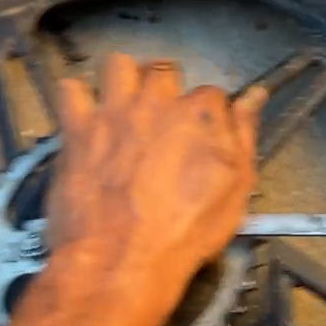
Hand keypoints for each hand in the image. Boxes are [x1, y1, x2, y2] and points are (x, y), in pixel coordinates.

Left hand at [45, 54, 266, 312]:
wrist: (122, 261)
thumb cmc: (187, 231)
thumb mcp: (237, 188)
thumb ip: (244, 133)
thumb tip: (255, 95)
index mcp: (200, 114)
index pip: (212, 93)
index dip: (209, 114)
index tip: (204, 134)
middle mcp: (157, 102)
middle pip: (163, 69)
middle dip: (166, 86)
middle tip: (162, 115)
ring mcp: (113, 112)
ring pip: (117, 65)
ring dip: (123, 79)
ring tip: (124, 103)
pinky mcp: (77, 129)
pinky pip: (70, 90)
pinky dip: (77, 98)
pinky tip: (84, 116)